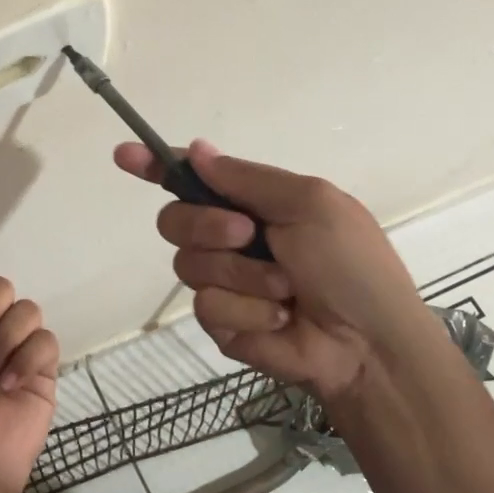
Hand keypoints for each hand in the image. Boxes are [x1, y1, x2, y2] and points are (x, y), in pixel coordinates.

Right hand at [115, 140, 429, 400]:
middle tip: (246, 234)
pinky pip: (207, 306)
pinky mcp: (221, 323)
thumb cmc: (352, 266)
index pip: (192, 180)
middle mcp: (230, 240)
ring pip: (189, 266)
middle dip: (206, 225)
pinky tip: (279, 319)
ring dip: (241, 275)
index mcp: (253, 205)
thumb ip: (248, 178)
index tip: (124, 155)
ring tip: (286, 290)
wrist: (369, 343)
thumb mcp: (311, 204)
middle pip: (174, 220)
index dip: (155, 167)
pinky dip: (248, 310)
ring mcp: (224, 283)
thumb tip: (197, 149)